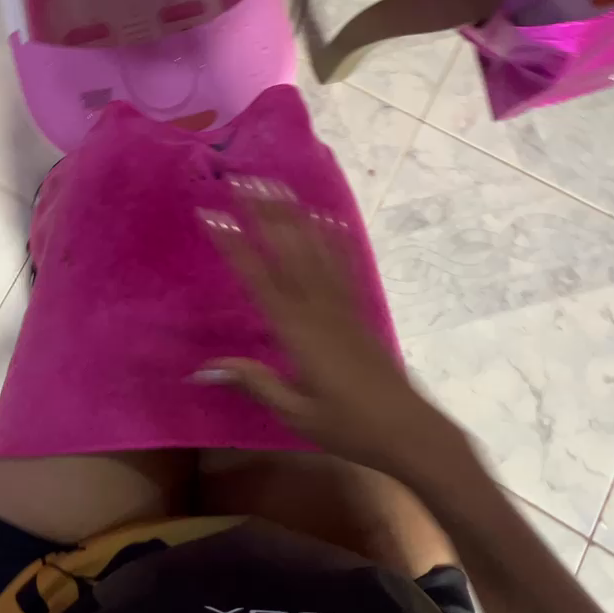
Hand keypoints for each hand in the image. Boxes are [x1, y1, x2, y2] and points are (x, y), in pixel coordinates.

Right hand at [196, 181, 457, 475]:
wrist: (411, 433)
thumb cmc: (349, 427)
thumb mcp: (296, 413)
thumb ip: (253, 382)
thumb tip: (202, 367)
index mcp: (296, 330)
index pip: (257, 276)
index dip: (232, 243)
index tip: (210, 213)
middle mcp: (318, 307)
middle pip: (287, 248)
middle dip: (263, 211)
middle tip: (241, 179)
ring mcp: (342, 304)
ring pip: (314, 248)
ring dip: (292, 214)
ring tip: (274, 184)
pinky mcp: (359, 309)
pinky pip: (343, 264)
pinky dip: (333, 237)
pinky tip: (325, 217)